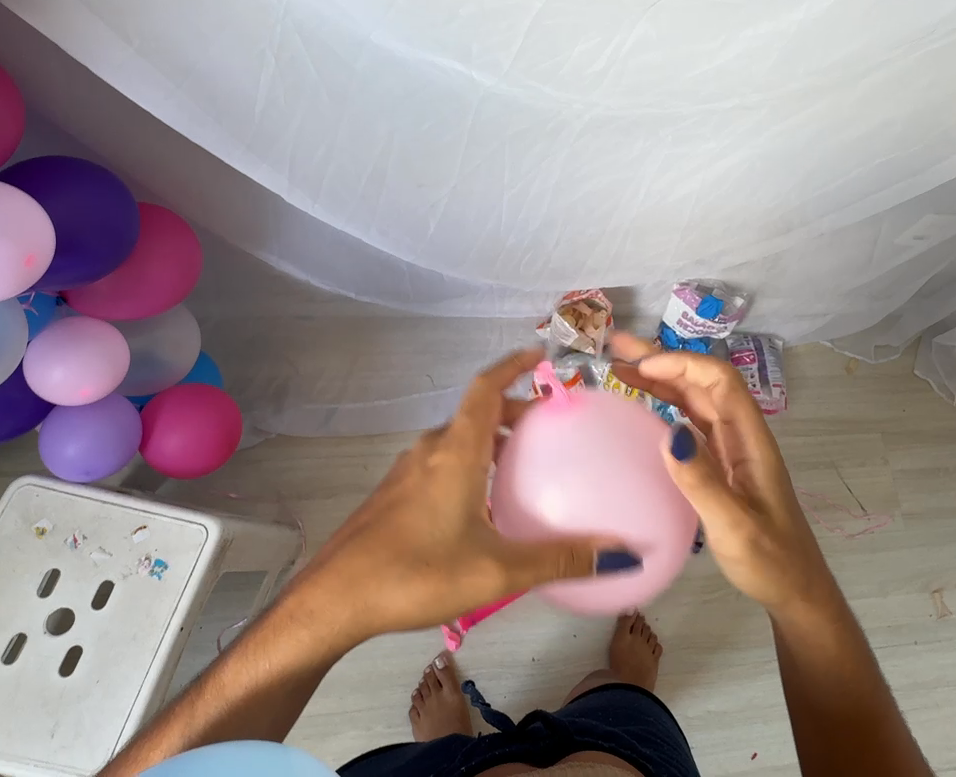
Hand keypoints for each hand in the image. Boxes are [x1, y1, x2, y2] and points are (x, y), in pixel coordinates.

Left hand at [286, 348, 630, 648]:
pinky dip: (470, 463)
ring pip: (456, 439)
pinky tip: (481, 507)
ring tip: (522, 464)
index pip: (486, 387)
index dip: (513, 365)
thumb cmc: (416, 573)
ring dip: (490, 439)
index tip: (539, 354)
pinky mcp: (392, 496)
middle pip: (476, 413)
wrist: (332, 601)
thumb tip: (622, 552)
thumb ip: (559, 559)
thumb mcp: (496, 570)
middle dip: (512, 410)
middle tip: (548, 425)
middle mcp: (430, 450)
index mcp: (455, 451)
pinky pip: (440, 462)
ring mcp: (406, 473)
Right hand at [608, 335, 836, 615]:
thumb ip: (702, 482)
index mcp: (751, 439)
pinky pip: (691, 423)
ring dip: (660, 380)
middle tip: (617, 347)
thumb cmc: (771, 560)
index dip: (682, 364)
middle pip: (703, 382)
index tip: (641, 367)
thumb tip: (669, 434)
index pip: (720, 381)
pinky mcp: (721, 465)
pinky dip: (664, 407)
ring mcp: (731, 449)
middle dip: (663, 360)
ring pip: (695, 399)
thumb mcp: (735, 527)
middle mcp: (741, 435)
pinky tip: (641, 409)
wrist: (795, 591)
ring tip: (619, 368)